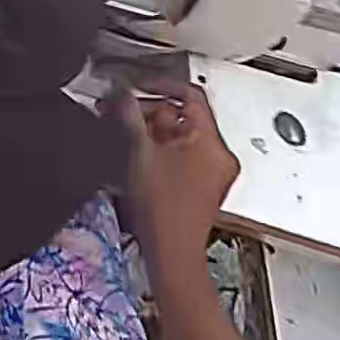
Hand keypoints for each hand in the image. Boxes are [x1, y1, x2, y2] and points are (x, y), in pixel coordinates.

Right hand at [108, 79, 240, 280]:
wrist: (170, 255)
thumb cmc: (163, 210)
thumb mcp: (140, 152)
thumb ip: (130, 116)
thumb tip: (123, 95)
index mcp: (212, 143)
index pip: (191, 95)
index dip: (161, 85)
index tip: (140, 85)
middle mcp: (217, 156)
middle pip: (182, 116)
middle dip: (148, 112)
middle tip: (122, 110)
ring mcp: (210, 172)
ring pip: (178, 136)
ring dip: (150, 130)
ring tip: (122, 130)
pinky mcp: (198, 185)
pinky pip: (179, 154)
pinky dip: (158, 148)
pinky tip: (134, 151)